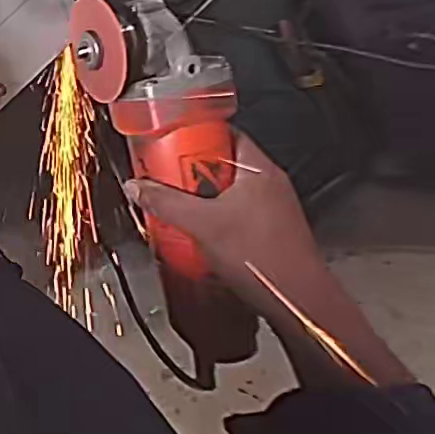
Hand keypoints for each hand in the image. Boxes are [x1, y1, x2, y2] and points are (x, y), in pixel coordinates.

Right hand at [125, 133, 413, 385]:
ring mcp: (265, 206)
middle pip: (215, 162)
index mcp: (258, 170)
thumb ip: (164, 202)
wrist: (297, 300)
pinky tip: (190, 231)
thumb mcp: (202, 224)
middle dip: (185, 172)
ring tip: (171, 207)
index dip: (192, 136)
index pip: (223, 134)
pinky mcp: (260, 228)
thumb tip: (138, 187)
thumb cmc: (266, 258)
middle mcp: (265, 184)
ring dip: (192, 196)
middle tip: (162, 180)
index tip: (166, 145)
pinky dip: (205, 215)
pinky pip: (225, 210)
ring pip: (219, 188)